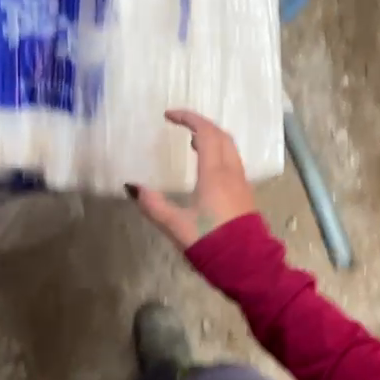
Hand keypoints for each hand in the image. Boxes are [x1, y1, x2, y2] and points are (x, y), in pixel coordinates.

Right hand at [129, 110, 258, 248]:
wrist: (248, 265)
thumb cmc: (210, 241)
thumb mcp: (175, 225)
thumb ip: (153, 205)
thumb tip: (132, 187)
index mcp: (214, 173)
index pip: (205, 133)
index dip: (188, 118)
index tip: (169, 115)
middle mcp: (231, 172)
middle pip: (221, 135)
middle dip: (201, 124)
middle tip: (181, 124)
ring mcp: (241, 183)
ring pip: (229, 148)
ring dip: (212, 138)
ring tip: (192, 141)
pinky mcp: (245, 195)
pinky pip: (232, 162)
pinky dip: (218, 153)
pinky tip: (206, 167)